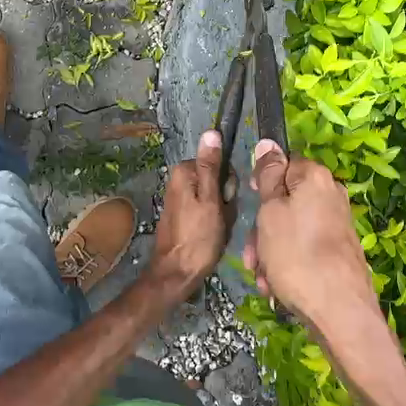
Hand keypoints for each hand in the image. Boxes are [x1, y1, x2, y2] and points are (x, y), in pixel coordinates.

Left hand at [144, 129, 231, 300]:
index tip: (227, 201)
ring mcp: (180, 197)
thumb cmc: (198, 237)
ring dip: (221, 212)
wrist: (177, 274)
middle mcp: (179, 179)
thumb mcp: (211, 200)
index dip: (228, 183)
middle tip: (222, 218)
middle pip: (216, 179)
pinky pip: (206, 209)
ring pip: (213, 196)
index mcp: (184, 170)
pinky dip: (213, 221)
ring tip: (217, 229)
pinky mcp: (182, 213)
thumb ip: (211, 166)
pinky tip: (212, 234)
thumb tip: (211, 131)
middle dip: (224, 199)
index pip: (219, 163)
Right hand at [243, 141, 378, 329]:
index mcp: (315, 177)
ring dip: (271, 251)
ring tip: (263, 279)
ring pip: (292, 229)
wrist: (340, 312)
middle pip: (286, 200)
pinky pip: (305, 249)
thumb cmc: (297, 255)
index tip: (251, 203)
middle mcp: (331, 195)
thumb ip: (268, 176)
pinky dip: (289, 265)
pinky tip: (277, 288)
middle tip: (251, 254)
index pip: (283, 163)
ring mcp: (338, 225)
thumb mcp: (270, 211)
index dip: (262, 182)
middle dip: (263, 228)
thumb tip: (268, 143)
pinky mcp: (340, 253)